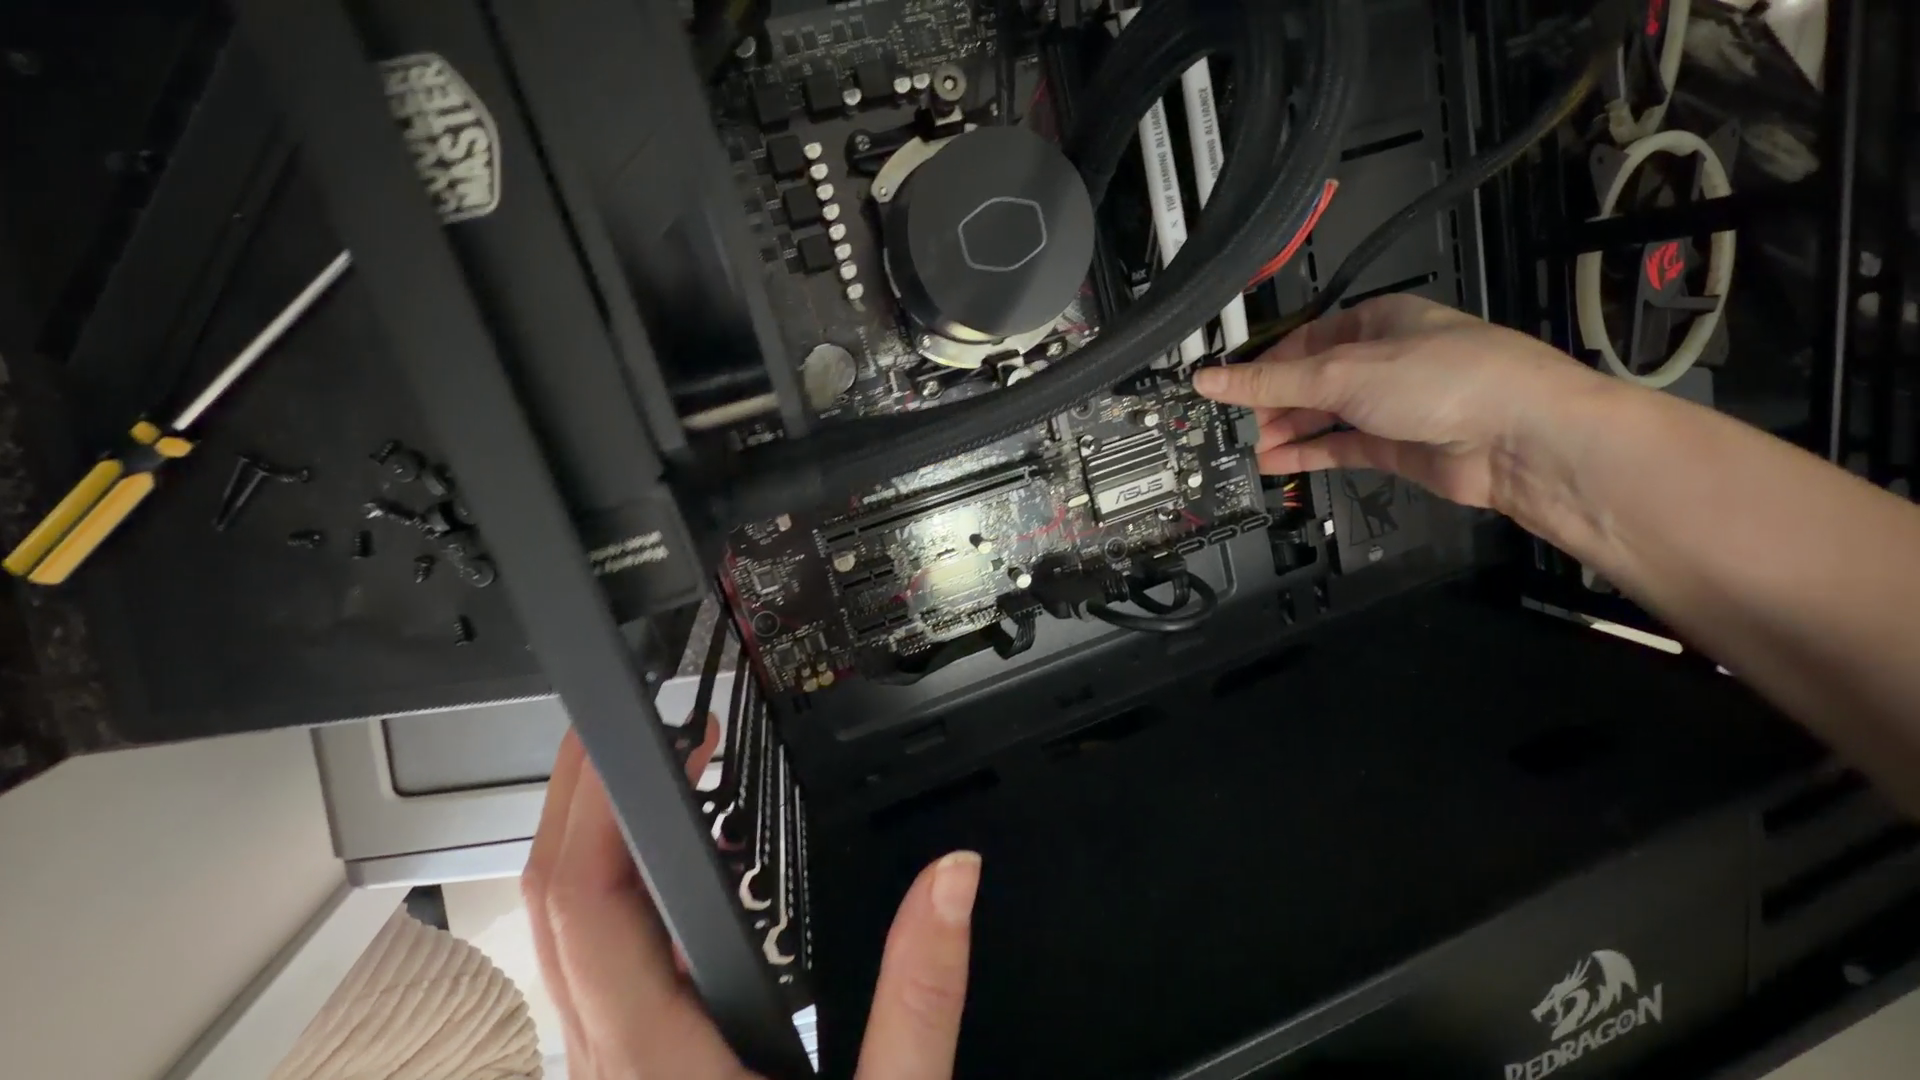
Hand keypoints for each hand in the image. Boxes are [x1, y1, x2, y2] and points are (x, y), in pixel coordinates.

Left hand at [525, 724, 980, 1079]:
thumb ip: (922, 992)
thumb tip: (951, 877)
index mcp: (654, 1058)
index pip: (583, 900)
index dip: (597, 796)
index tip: (652, 729)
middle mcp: (603, 1061)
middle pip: (549, 895)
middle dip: (583, 789)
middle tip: (648, 720)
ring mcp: (601, 1070)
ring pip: (555, 928)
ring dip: (592, 834)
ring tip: (665, 775)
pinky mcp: (619, 1074)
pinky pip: (585, 959)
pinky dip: (611, 887)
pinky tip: (676, 873)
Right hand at [1194, 294, 1619, 517]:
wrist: (1520, 438)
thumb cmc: (1435, 380)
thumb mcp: (1342, 373)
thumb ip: (1270, 382)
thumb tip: (1205, 380)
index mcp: (1375, 320)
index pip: (1302, 341)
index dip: (1262, 365)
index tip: (1223, 389)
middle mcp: (1382, 359)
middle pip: (1310, 380)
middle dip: (1270, 403)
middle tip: (1230, 426)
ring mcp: (1391, 405)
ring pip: (1323, 416)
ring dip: (1285, 431)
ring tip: (1244, 448)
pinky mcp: (1396, 446)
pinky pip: (1340, 447)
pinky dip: (1307, 453)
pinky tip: (1273, 463)